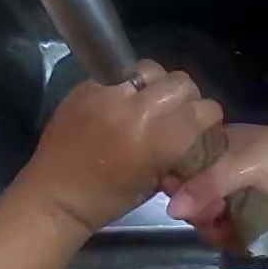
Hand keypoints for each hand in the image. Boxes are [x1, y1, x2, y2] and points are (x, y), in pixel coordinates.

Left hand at [13, 61, 223, 233]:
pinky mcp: (86, 87)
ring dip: (158, 84)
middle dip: (187, 96)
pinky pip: (119, 74)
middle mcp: (135, 110)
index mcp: (157, 140)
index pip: (202, 109)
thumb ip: (180, 151)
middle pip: (180, 82)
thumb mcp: (158, 182)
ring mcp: (108, 94)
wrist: (57, 197)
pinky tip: (122, 105)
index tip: (205, 125)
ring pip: (151, 69)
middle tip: (179, 112)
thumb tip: (196, 134)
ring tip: (150, 102)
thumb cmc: (110, 200)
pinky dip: (128, 86)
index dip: (209, 116)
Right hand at [164, 125, 267, 249]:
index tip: (183, 202)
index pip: (186, 162)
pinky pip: (235, 231)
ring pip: (215, 217)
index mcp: (225, 144)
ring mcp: (245, 194)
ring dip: (216, 231)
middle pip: (198, 196)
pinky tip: (240, 243)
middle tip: (212, 222)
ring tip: (226, 237)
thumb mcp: (247, 166)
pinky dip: (234, 239)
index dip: (179, 183)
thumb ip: (208, 185)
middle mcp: (231, 168)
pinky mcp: (259, 216)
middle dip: (201, 213)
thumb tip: (172, 210)